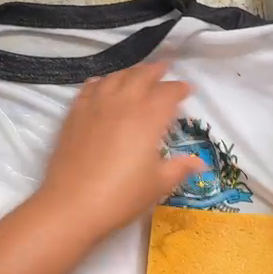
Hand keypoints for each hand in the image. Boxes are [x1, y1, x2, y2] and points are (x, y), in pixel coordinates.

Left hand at [36, 62, 202, 242]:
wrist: (72, 205)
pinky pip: (91, 87)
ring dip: (130, 72)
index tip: (187, 91)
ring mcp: (96, 105)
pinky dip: (102, 82)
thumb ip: (179, 168)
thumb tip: (200, 164)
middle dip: (156, 70)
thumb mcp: (158, 185)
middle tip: (165, 69)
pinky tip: (103, 86)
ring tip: (137, 74)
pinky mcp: (74, 114)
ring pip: (115, 76)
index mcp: (149, 117)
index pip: (168, 93)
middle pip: (142, 75)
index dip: (180, 89)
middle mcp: (123, 103)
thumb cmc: (122, 196)